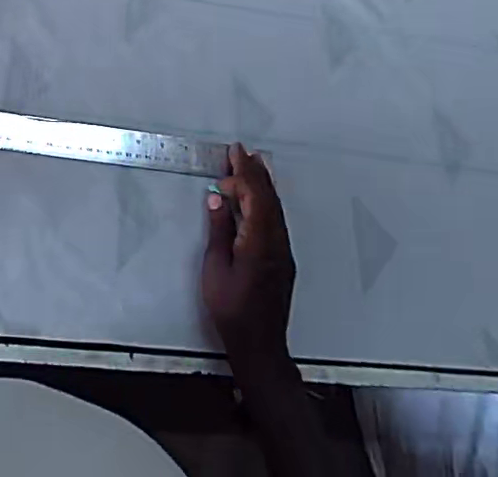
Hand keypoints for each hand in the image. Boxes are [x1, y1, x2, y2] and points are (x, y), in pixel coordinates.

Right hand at [201, 143, 295, 367]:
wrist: (259, 345)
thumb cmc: (231, 309)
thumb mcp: (215, 268)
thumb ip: (218, 230)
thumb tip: (217, 199)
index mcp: (259, 242)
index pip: (255, 196)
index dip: (245, 171)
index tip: (235, 152)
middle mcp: (277, 243)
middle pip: (269, 199)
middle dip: (255, 172)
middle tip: (240, 152)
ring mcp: (282, 252)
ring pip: (274, 209)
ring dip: (261, 186)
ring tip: (248, 167)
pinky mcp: (282, 259)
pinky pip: (275, 220)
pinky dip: (264, 202)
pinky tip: (254, 199)